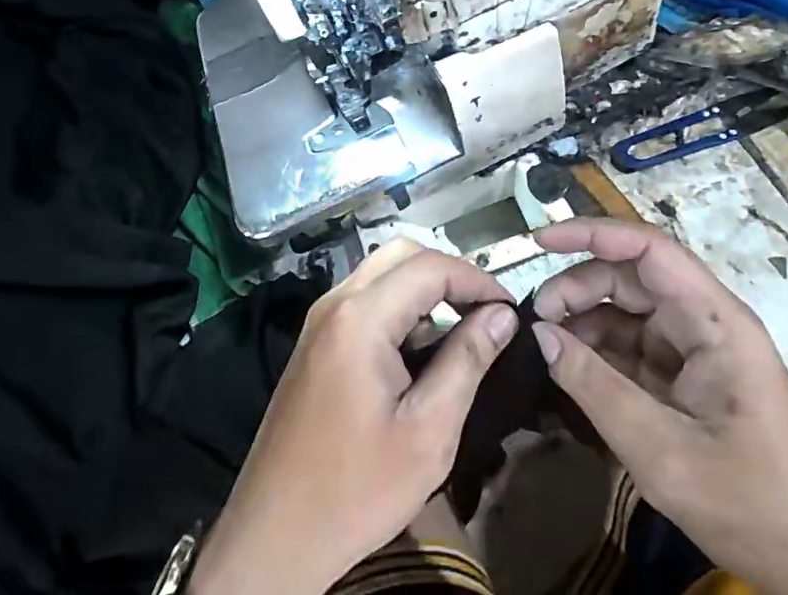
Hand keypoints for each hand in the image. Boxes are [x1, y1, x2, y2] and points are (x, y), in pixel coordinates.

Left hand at [190, 241, 518, 594]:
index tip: (511, 310)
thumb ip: (467, 361)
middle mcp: (334, 303)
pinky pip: (364, 301)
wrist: (276, 532)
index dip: (476, 279)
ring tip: (462, 330)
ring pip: (380, 274)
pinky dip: (399, 307)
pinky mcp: (315, 341)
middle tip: (486, 313)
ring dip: (424, 289)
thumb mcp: (429, 431)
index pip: (429, 267)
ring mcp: (319, 321)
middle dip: (449, 274)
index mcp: (360, 317)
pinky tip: (421, 349)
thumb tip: (502, 316)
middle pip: (400, 255)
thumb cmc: (357, 488)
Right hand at [530, 219, 787, 594]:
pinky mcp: (685, 376)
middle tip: (537, 319)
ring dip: (583, 320)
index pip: (649, 250)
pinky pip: (630, 344)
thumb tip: (540, 334)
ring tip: (547, 347)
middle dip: (578, 287)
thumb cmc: (749, 504)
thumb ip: (594, 387)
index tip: (540, 242)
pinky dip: (596, 350)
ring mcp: (694, 349)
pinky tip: (569, 368)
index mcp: (713, 323)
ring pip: (625, 309)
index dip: (593, 234)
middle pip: (630, 277)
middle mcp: (703, 323)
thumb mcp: (661, 450)